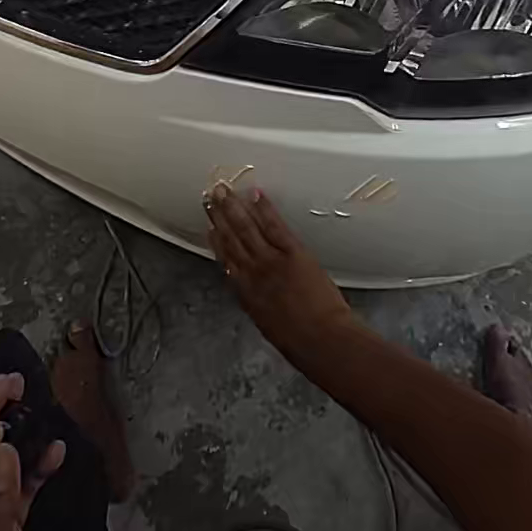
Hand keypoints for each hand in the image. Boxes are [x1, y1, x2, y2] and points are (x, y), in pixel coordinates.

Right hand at [205, 183, 356, 357]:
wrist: (321, 339)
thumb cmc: (299, 340)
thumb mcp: (267, 323)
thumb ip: (257, 300)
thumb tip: (252, 288)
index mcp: (246, 293)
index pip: (226, 260)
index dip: (216, 240)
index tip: (210, 226)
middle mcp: (253, 273)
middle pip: (231, 239)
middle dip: (219, 216)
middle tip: (210, 197)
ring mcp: (271, 260)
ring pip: (246, 228)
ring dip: (233, 207)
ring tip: (223, 190)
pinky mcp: (292, 252)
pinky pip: (274, 225)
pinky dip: (263, 209)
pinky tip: (255, 195)